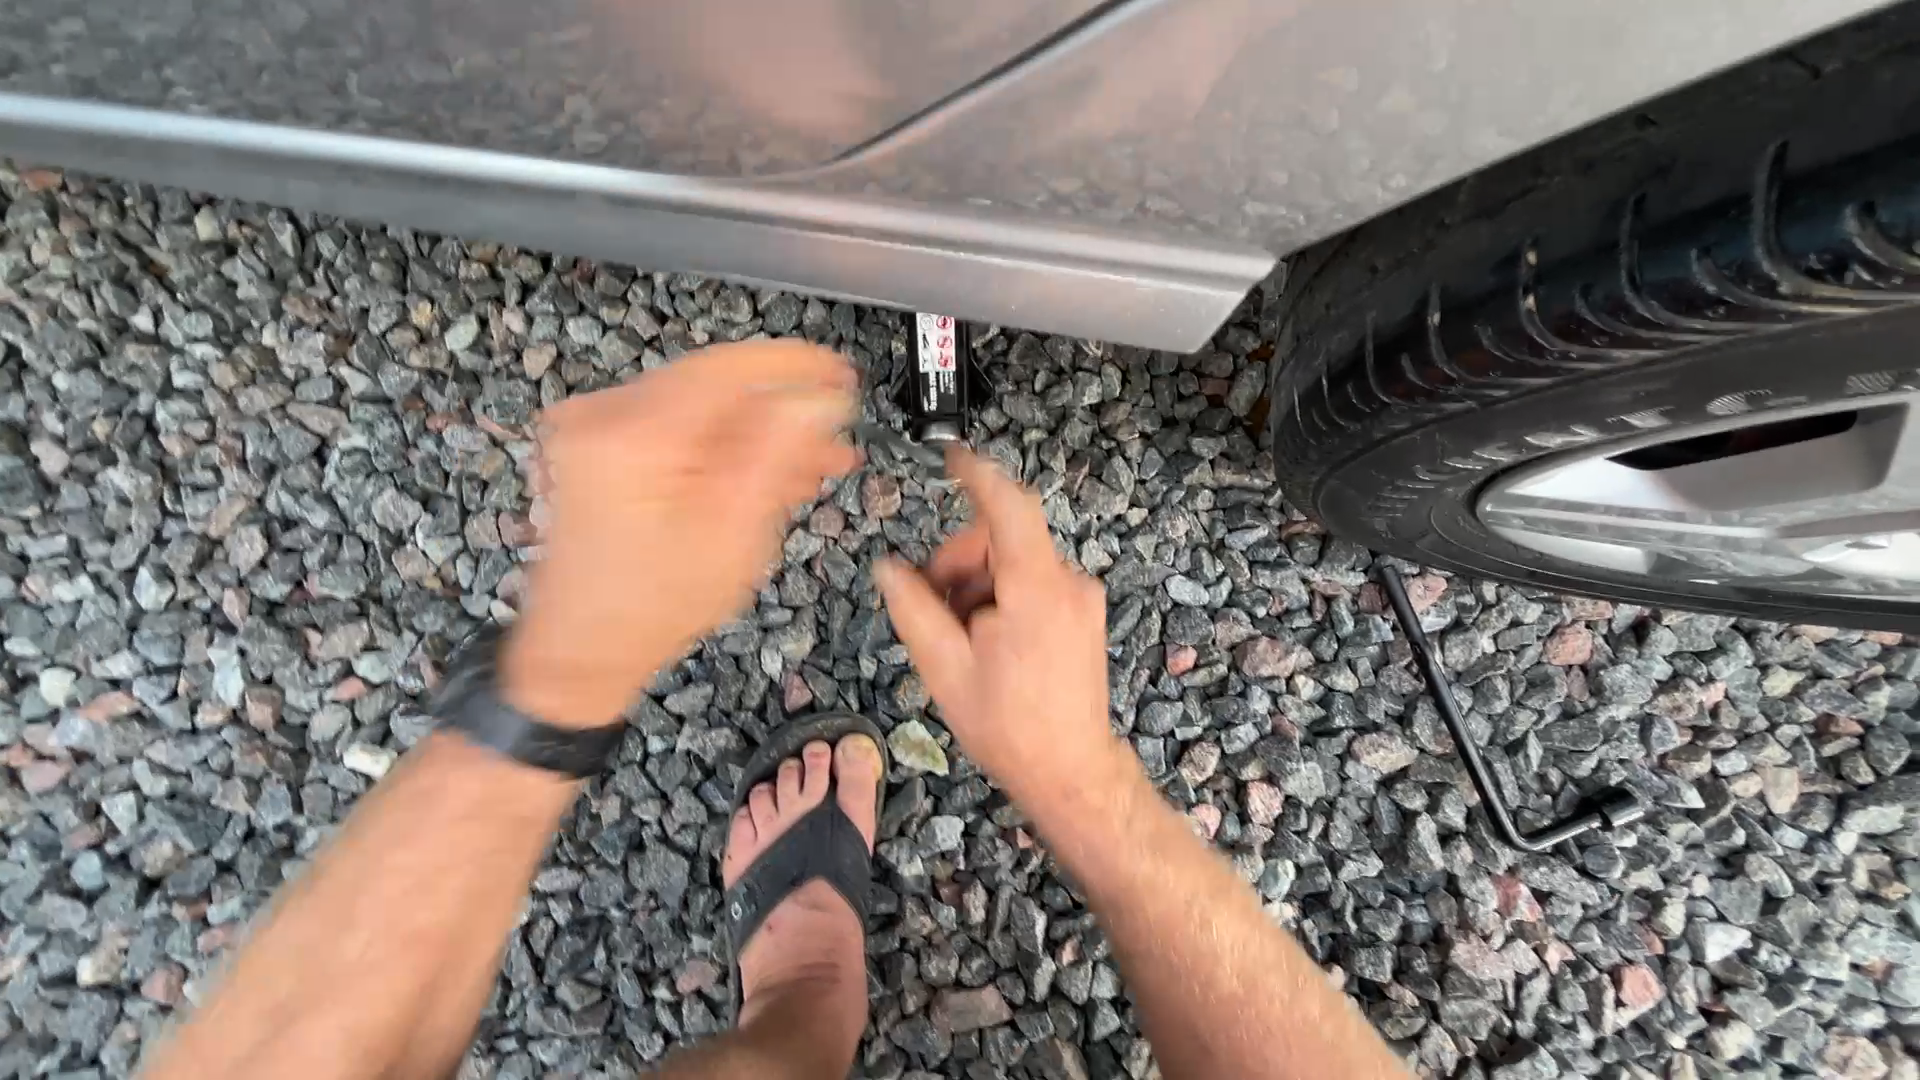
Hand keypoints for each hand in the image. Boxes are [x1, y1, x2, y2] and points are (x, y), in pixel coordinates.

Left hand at [501, 341, 858, 726]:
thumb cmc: (654, 604)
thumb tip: (818, 399)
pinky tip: (764, 474)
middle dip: (782, 413)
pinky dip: (723, 448)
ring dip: (758, 435)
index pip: (728, 368)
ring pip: (703, 411)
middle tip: (834, 439)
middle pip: (716, 390)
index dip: (792, 367)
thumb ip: (779, 452)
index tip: (836, 372)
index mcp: (635, 435)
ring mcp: (597, 432)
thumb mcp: (735, 531)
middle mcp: (605, 418)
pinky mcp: (600, 449)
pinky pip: (679, 431)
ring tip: (811, 467)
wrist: (585, 647)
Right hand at [875, 449, 1135, 813]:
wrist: (1071, 770)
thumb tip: (888, 568)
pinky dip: (1002, 596)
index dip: (978, 476)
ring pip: (1015, 562)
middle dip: (960, 562)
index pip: (1010, 508)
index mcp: (1036, 590)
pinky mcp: (1083, 612)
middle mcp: (1068, 583)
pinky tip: (987, 638)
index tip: (951, 457)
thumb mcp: (946, 669)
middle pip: (1003, 538)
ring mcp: (1082, 598)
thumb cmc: (1008, 726)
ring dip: (978, 584)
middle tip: (932, 604)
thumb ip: (914, 609)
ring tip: (962, 635)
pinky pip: (1033, 582)